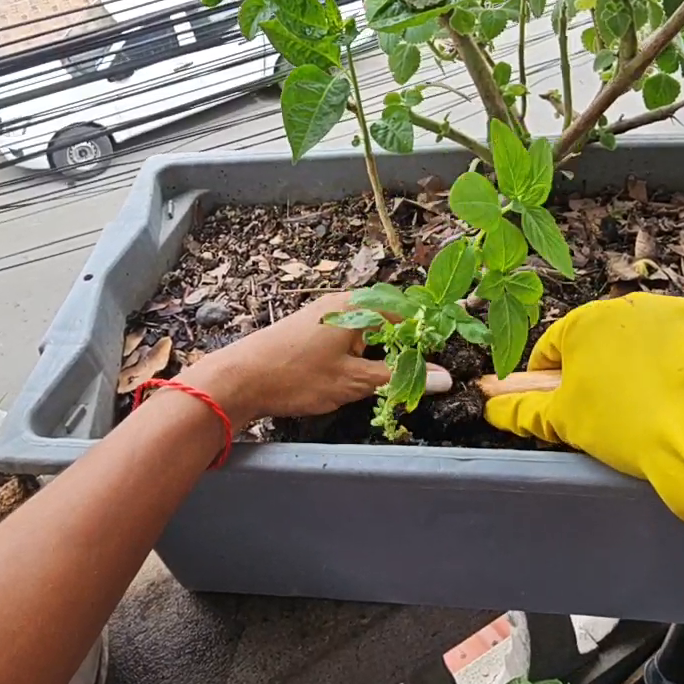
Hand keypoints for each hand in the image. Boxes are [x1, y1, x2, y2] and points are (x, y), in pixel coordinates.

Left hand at [178, 292, 430, 425]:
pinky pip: (351, 331)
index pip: (408, 311)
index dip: (429, 332)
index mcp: (358, 307)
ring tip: (399, 372)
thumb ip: (398, 377)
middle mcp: (343, 302)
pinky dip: (366, 347)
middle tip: (425, 367)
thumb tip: (445, 378)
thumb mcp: (353, 382)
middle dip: (409, 340)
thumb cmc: (296, 377)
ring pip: (370, 324)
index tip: (445, 351)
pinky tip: (366, 369)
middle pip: (390, 315)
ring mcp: (324, 312)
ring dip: (386, 346)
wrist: (238, 379)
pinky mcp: (311, 326)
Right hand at [483, 292, 683, 524]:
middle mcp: (628, 304)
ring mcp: (677, 310)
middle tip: (608, 412)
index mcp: (583, 322)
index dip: (550, 378)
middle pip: (601, 340)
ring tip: (653, 406)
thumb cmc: (624, 424)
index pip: (553, 348)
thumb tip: (490, 410)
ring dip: (643, 364)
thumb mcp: (564, 422)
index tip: (559, 405)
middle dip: (599, 370)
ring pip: (647, 339)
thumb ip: (521, 411)